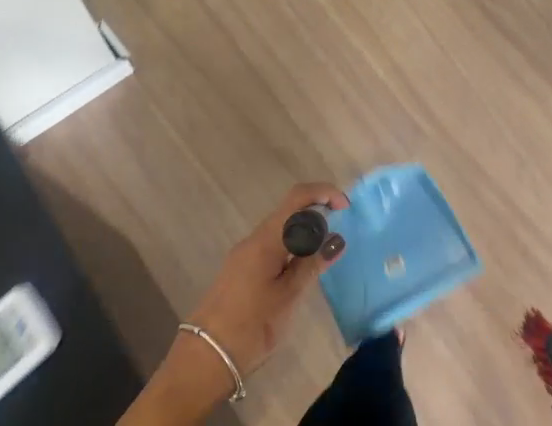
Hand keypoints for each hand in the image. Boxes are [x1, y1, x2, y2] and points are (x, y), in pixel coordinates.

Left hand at [185, 182, 348, 373]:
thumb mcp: (289, 296)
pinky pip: (272, 247)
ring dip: (304, 233)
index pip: (297, 198)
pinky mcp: (241, 271)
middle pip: (288, 211)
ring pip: (280, 230)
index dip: (323, 193)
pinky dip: (291, 248)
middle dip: (317, 214)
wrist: (206, 358)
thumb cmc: (252, 325)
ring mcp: (244, 255)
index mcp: (266, 239)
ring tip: (325, 255)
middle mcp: (253, 239)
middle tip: (340, 234)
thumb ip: (311, 264)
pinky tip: (302, 270)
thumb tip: (335, 238)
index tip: (345, 207)